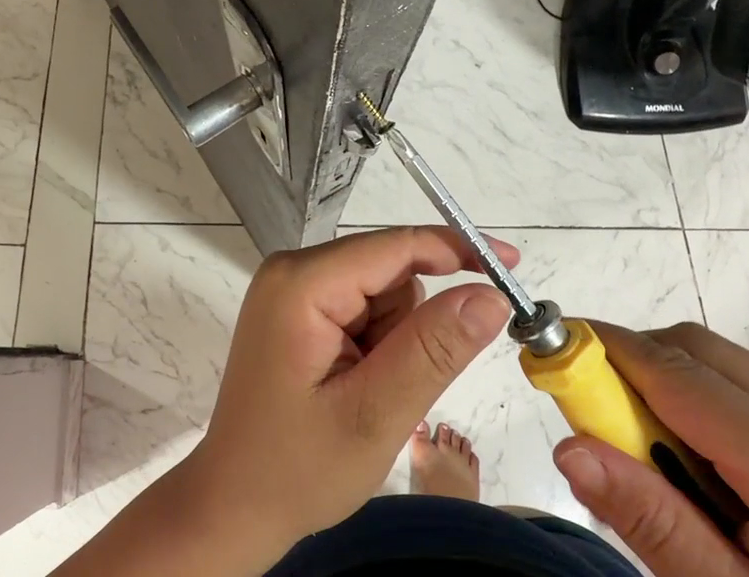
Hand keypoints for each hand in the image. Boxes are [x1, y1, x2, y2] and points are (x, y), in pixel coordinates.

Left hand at [179, 227, 516, 554]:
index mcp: (301, 283)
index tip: (512, 270)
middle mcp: (291, 271)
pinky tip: (353, 388)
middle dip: (410, 326)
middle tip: (388, 388)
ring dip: (393, 342)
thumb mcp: (376, 413)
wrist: (236, 502)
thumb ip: (433, 349)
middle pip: (389, 270)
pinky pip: (361, 311)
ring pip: (381, 294)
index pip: (394, 245)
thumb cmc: (298, 467)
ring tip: (363, 394)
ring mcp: (290, 291)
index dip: (457, 250)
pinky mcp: (296, 312)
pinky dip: (376, 349)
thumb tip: (491, 294)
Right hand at [553, 321, 748, 576]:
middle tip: (593, 427)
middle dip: (628, 363)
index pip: (673, 371)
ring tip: (652, 464)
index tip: (541, 358)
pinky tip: (707, 476)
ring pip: (727, 368)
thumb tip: (568, 446)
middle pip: (697, 349)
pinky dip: (708, 407)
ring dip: (667, 387)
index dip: (598, 352)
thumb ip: (657, 524)